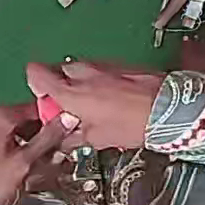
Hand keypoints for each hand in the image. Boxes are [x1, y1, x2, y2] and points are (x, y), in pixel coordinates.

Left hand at [0, 103, 76, 204]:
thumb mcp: (23, 163)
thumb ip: (47, 139)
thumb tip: (67, 119)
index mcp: (0, 115)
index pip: (37, 108)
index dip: (53, 121)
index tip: (64, 136)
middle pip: (24, 117)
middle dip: (39, 134)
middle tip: (51, 154)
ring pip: (12, 127)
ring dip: (26, 141)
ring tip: (34, 163)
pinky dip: (11, 144)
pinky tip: (15, 163)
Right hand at [24, 60, 164, 150]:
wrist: (168, 107)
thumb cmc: (131, 125)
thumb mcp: (98, 139)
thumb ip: (73, 138)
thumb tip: (62, 142)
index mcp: (70, 92)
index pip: (35, 73)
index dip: (35, 84)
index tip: (46, 100)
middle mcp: (82, 73)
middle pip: (57, 70)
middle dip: (59, 85)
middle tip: (70, 107)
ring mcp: (101, 65)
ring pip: (78, 68)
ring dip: (80, 82)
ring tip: (94, 104)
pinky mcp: (118, 63)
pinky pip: (98, 68)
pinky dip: (98, 80)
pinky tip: (111, 98)